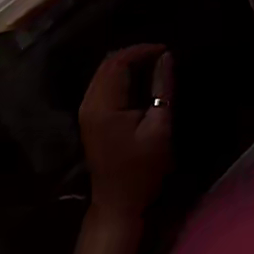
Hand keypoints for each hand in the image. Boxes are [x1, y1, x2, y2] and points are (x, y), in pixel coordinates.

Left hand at [79, 44, 173, 219]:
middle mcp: (89, 102)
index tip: (165, 50)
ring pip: (103, 72)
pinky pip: (103, 84)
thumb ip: (162, 89)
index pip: (118, 62)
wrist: (118, 203)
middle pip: (108, 63)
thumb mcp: (159, 128)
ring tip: (153, 64)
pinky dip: (120, 75)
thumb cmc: (142, 170)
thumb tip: (166, 57)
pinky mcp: (89, 116)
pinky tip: (139, 80)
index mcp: (104, 105)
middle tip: (161, 55)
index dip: (142, 50)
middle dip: (134, 54)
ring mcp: (86, 109)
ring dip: (127, 63)